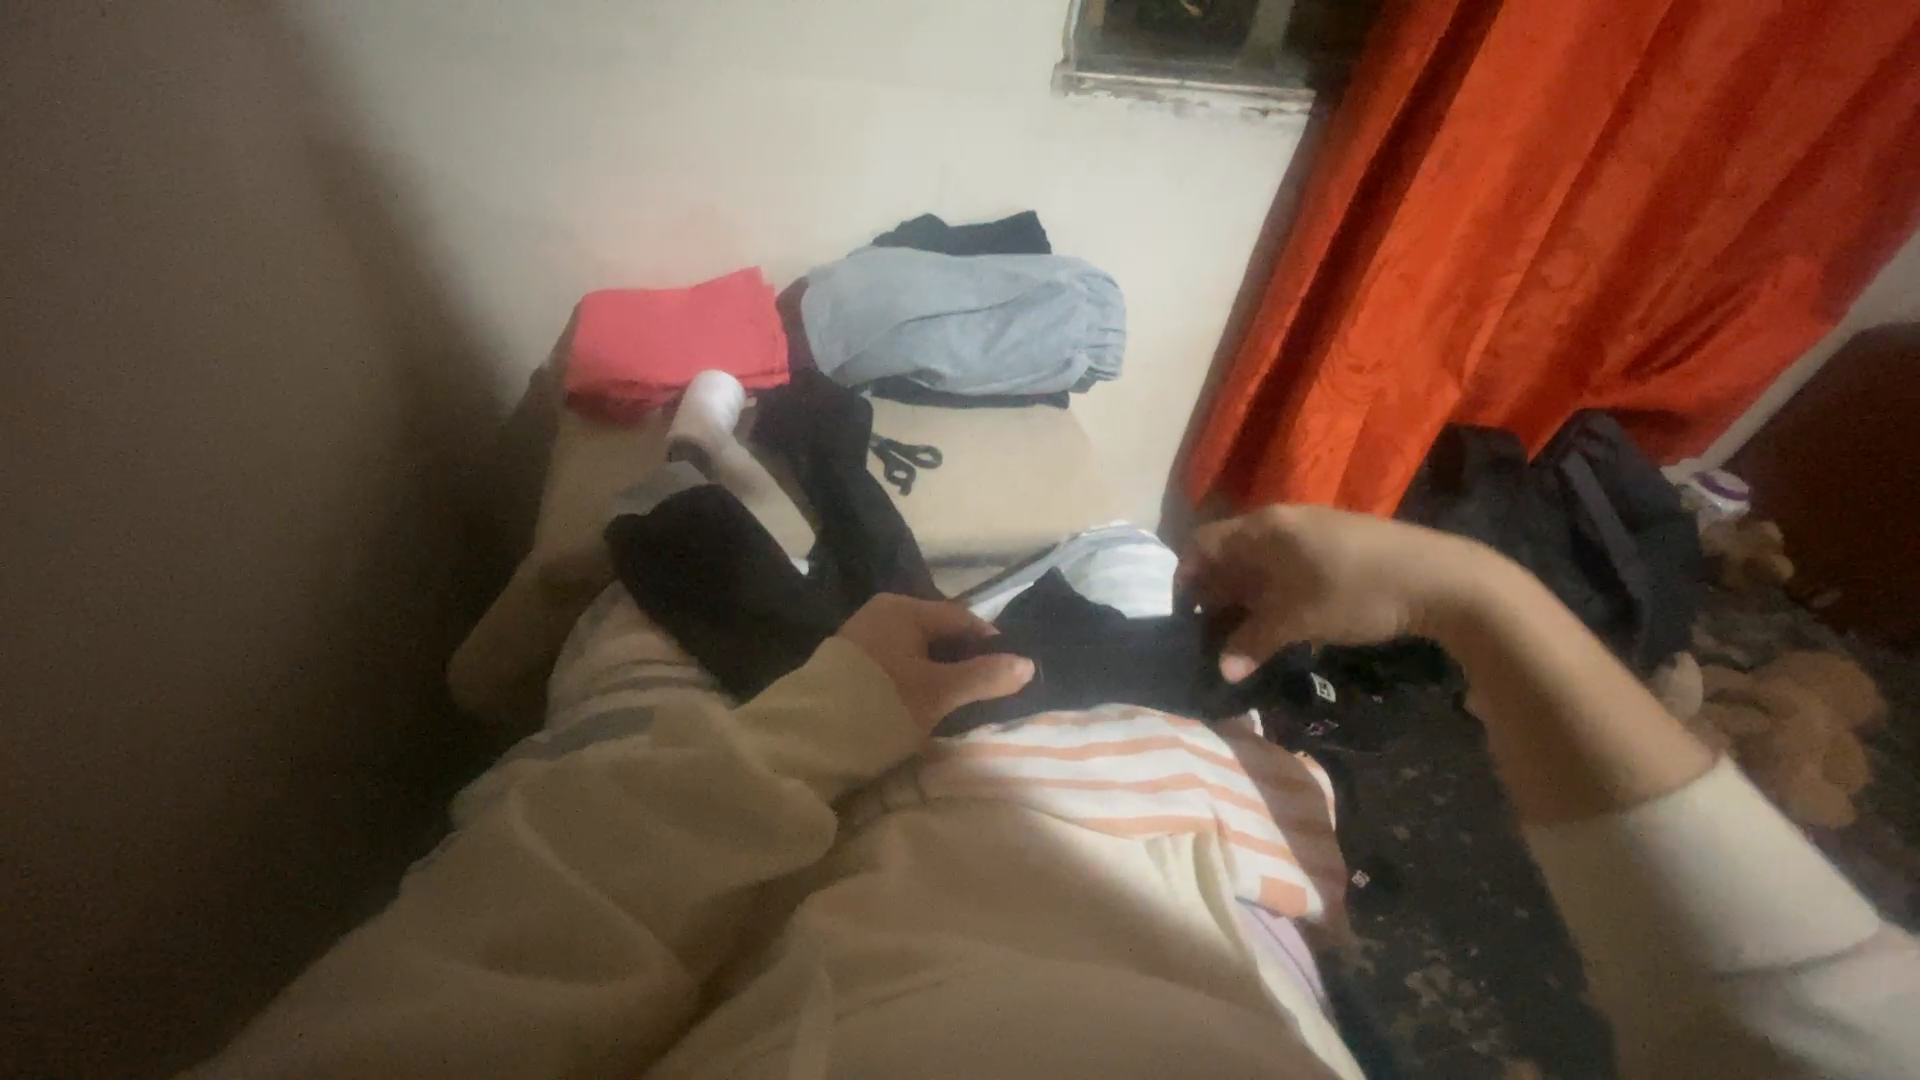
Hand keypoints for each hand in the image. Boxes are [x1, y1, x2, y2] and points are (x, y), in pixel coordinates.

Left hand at [836, 595, 1035, 730]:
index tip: (1007, 675)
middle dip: (962, 661)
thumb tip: (1028, 664)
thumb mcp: (940, 693)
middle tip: (982, 693)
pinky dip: (912, 681)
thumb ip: (984, 676)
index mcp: (903, 609)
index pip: (961, 618)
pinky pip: (894, 665)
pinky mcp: (847, 664)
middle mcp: (880, 613)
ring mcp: (860, 637)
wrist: (806, 740)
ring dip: (937, 674)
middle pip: (937, 634)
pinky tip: (917, 706)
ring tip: (953, 704)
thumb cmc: (882, 705)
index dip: (989, 645)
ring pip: (915, 652)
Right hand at [1176, 504, 1500, 680]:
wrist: (1444, 579)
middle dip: (1215, 590)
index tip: (1186, 614)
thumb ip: (1253, 641)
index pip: (1202, 543)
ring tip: (1243, 631)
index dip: (1186, 576)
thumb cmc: (1357, 591)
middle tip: (1211, 629)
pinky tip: (1283, 618)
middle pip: (1229, 551)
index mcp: (1263, 528)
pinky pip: (1285, 564)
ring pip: (1259, 560)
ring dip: (1245, 594)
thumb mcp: (1298, 620)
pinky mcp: (1336, 544)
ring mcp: (1311, 530)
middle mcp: (1281, 521)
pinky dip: (1273, 590)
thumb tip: (1222, 671)